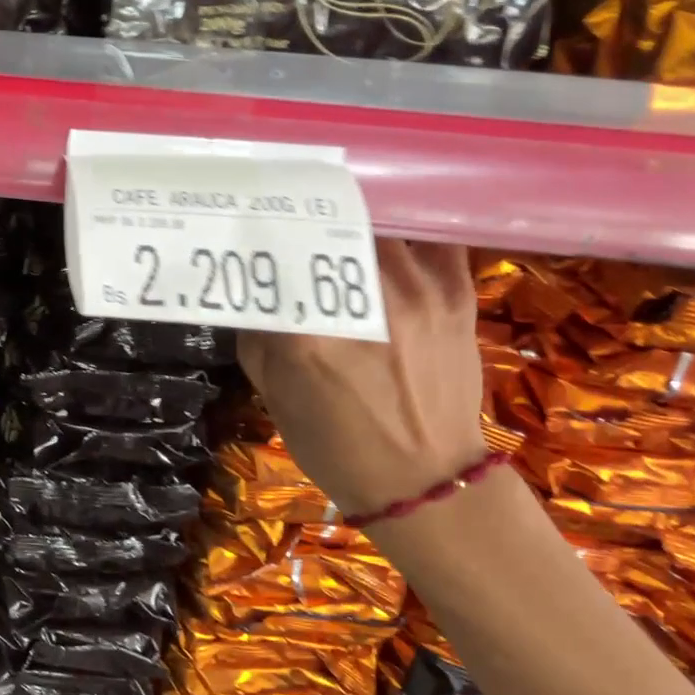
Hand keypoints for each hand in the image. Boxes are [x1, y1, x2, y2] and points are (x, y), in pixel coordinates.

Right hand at [237, 240, 488, 516]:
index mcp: (310, 335)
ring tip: (324, 217)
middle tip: (276, 214)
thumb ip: (258, 332)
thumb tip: (250, 286)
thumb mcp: (271, 389)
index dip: (253, 238)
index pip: (273, 259)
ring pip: (376, 226)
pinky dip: (404, 229)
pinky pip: (430, 239)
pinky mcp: (457, 294)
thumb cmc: (333, 444)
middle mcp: (368, 303)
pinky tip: (381, 229)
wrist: (425, 480)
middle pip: (325, 230)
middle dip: (299, 220)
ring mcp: (420, 293)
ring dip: (347, 220)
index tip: (237, 227)